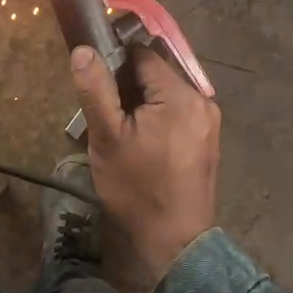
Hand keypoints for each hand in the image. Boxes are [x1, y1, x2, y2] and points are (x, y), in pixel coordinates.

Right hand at [71, 41, 220, 292]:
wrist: (175, 242)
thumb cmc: (137, 188)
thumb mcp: (107, 137)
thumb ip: (95, 89)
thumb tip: (83, 49)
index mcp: (180, 95)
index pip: (142, 53)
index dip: (113, 60)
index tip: (94, 80)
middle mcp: (202, 99)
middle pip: (155, 70)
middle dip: (127, 81)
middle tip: (105, 109)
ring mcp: (208, 119)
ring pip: (164, 89)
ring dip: (140, 97)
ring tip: (119, 125)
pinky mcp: (206, 137)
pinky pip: (176, 108)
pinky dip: (155, 112)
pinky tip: (139, 137)